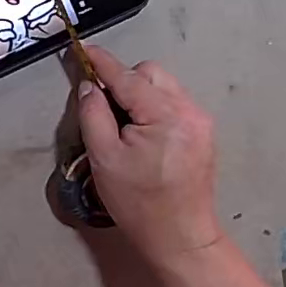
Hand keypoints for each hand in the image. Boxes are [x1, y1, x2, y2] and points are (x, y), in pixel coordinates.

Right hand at [74, 45, 225, 266]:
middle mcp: (189, 112)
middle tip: (103, 106)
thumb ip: (93, 114)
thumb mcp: (104, 158)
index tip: (83, 49)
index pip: (127, 77)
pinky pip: (173, 102)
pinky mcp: (202, 132)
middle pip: (150, 73)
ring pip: (163, 85)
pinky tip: (140, 132)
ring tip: (123, 124)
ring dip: (139, 93)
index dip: (101, 62)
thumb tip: (89, 86)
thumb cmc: (139, 203)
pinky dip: (152, 106)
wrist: (179, 237)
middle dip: (124, 81)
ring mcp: (200, 121)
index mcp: (165, 116)